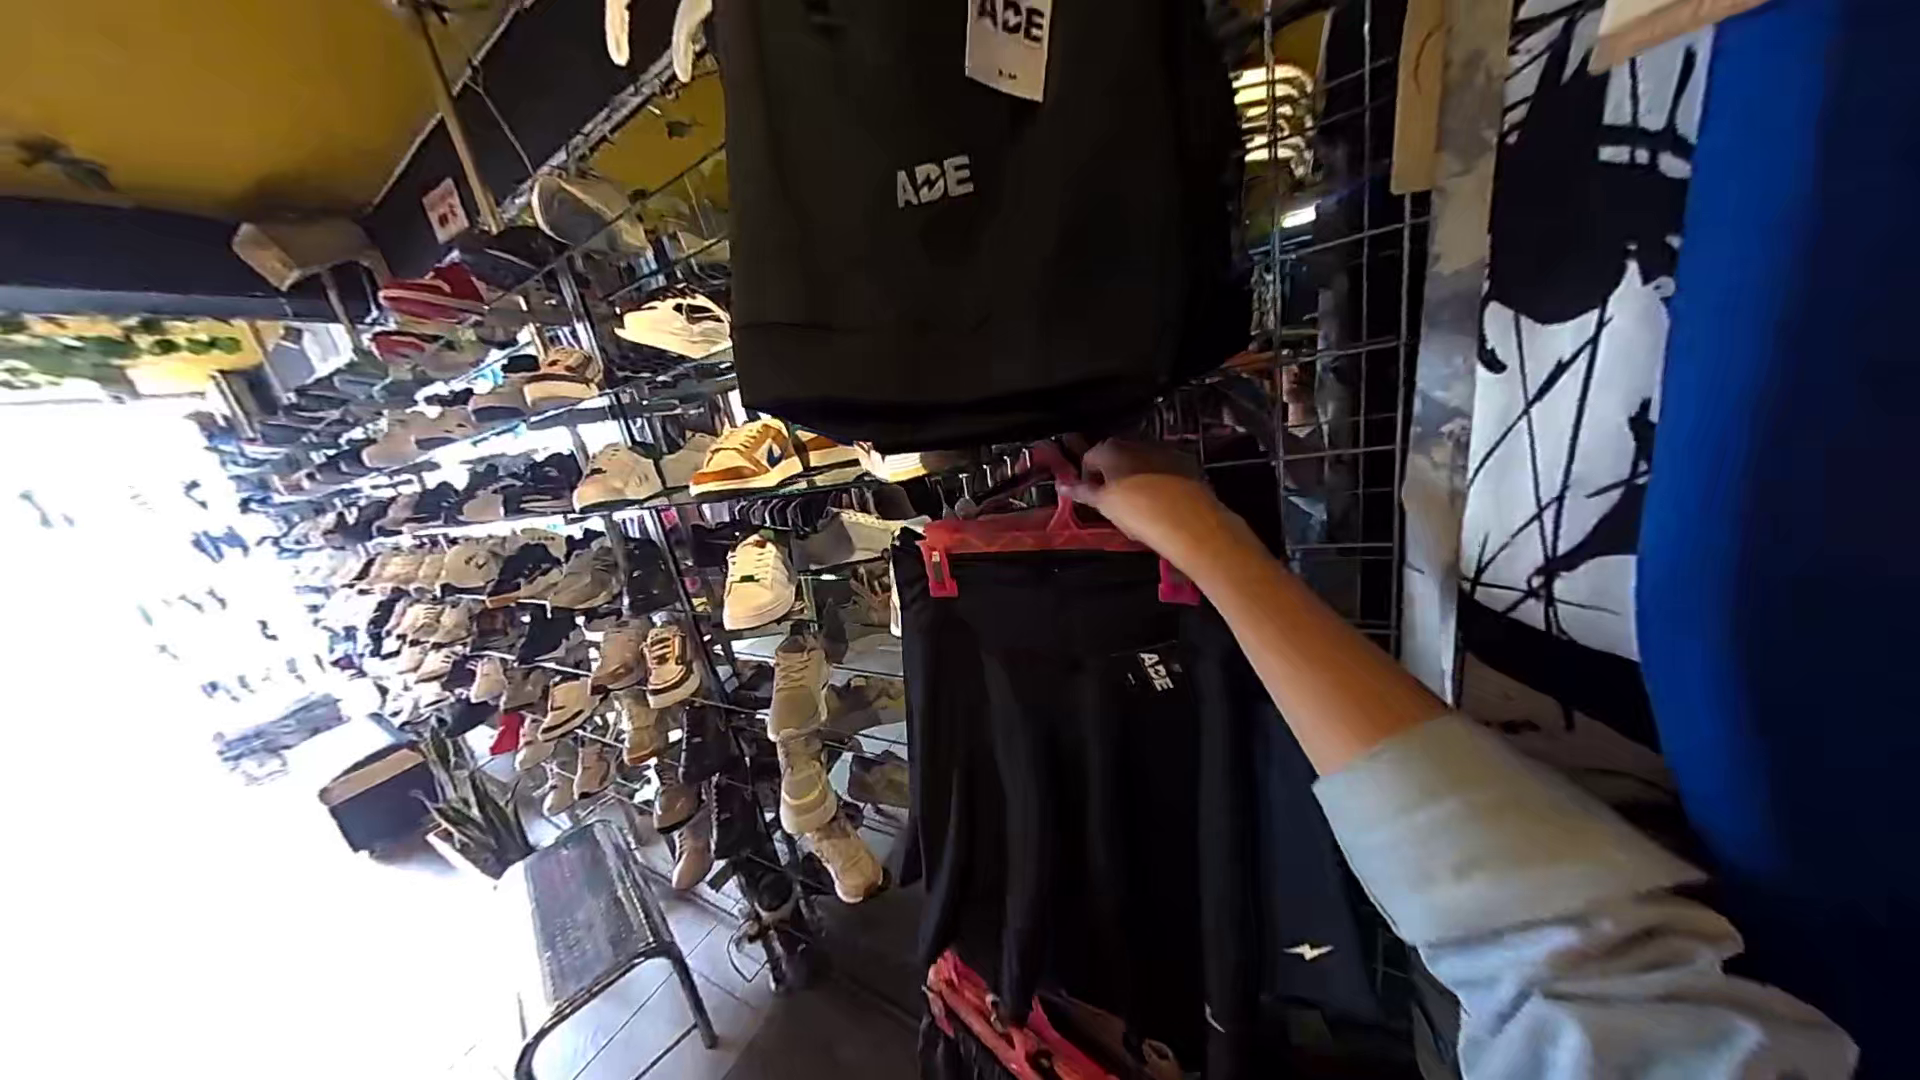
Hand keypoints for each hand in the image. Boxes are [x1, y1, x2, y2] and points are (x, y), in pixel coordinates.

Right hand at [1057, 439, 1251, 571]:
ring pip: (1142, 459)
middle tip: (1113, 500)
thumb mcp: (1103, 504)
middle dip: (1112, 474)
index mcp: (1110, 449)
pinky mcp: (1186, 460)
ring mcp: (1163, 449)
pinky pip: (1165, 466)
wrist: (1185, 518)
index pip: (1088, 458)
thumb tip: (1063, 486)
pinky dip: (1160, 477)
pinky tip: (1161, 498)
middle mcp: (1135, 442)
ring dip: (1136, 474)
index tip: (1092, 495)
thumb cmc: (1136, 510)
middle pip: (1116, 456)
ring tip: (1138, 501)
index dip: (1087, 477)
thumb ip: (1081, 492)